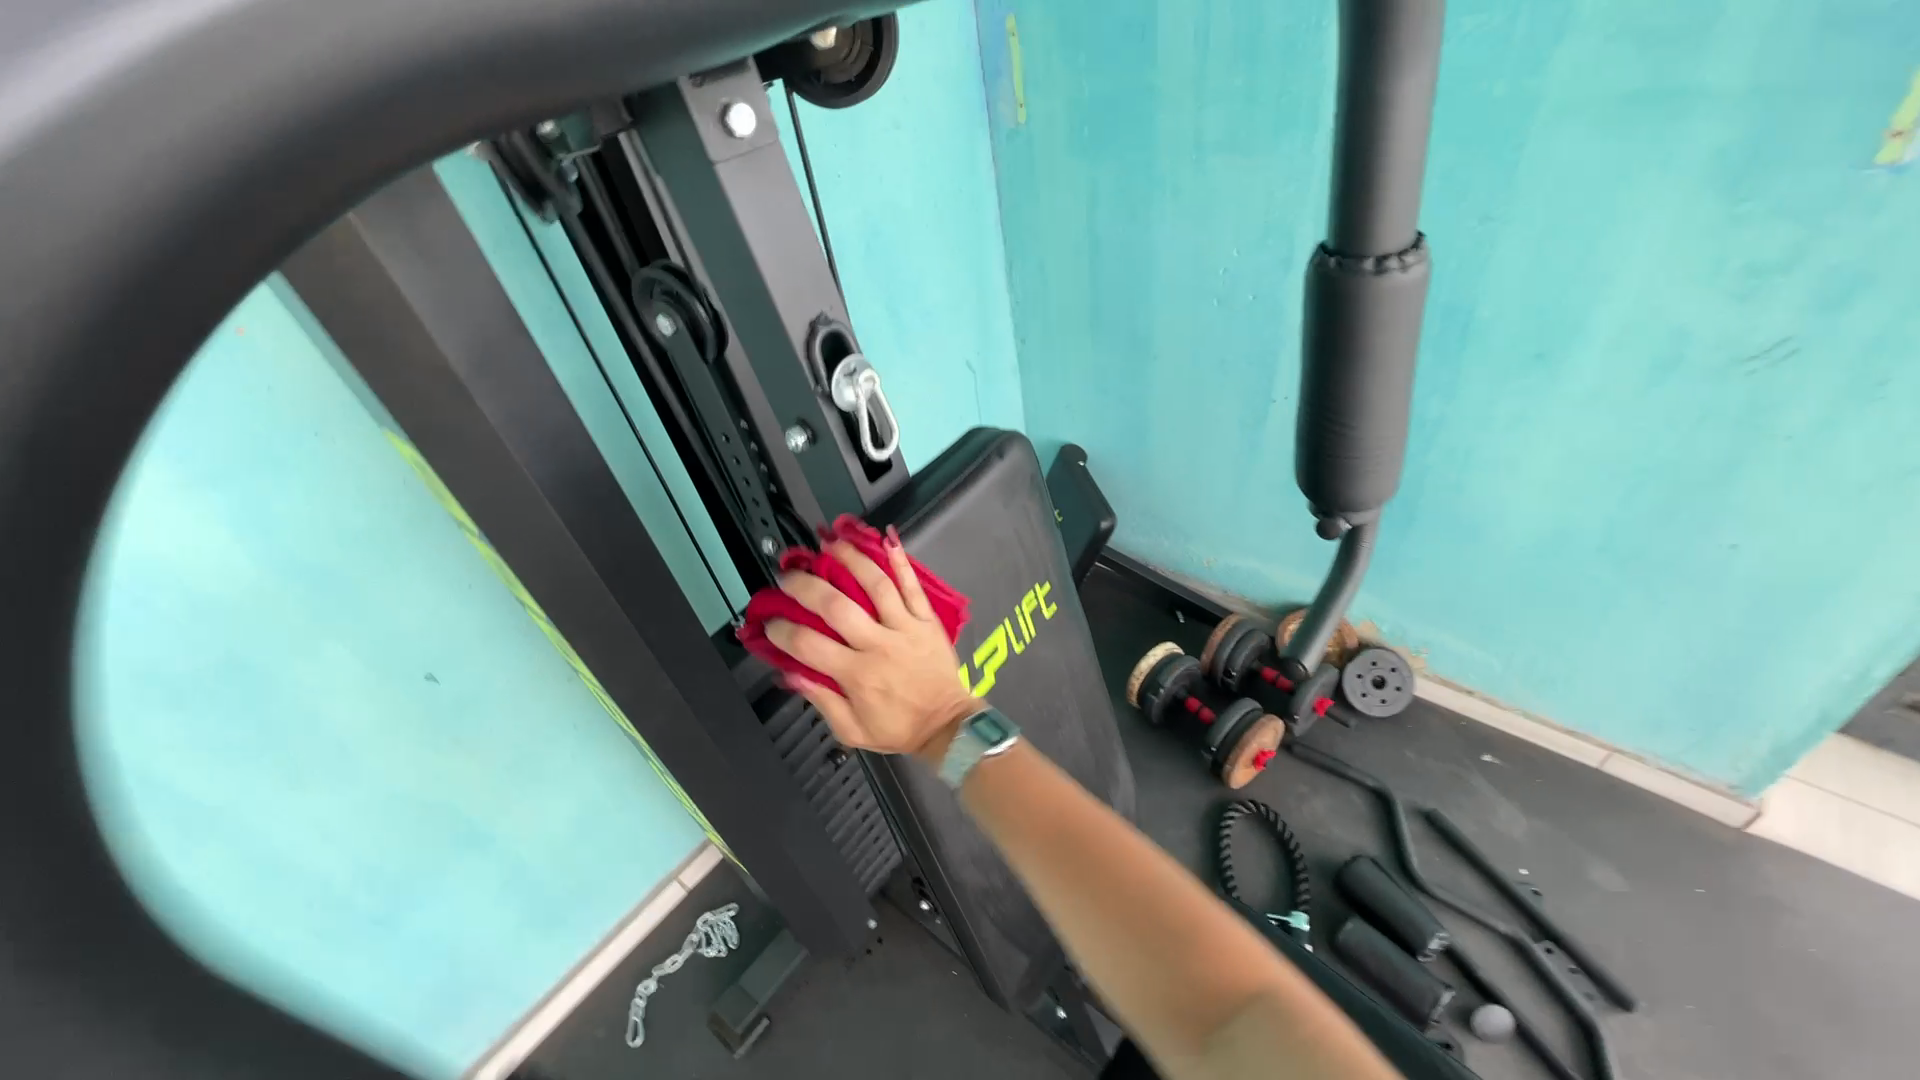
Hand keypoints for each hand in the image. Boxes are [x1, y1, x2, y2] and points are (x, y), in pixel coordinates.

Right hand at [765, 527, 980, 764]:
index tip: (771, 621)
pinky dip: (901, 561)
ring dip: (851, 560)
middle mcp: (878, 646)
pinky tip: (888, 539)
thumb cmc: (899, 729)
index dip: (783, 630)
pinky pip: (913, 587)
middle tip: (788, 575)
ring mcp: (905, 628)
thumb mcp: (852, 731)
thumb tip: (791, 674)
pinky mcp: (927, 621)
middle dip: (806, 586)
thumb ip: (821, 701)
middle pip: (836, 607)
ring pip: (876, 586)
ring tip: (829, 544)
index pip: (808, 645)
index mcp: (856, 675)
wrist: (948, 726)